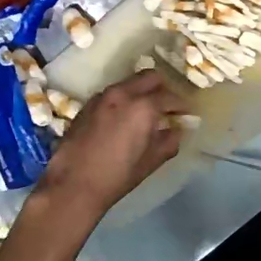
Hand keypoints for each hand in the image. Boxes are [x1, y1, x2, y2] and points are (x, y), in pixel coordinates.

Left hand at [42, 70, 186, 211]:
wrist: (74, 184)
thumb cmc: (119, 174)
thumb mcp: (153, 159)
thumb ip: (171, 139)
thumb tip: (177, 129)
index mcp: (143, 107)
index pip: (171, 97)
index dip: (183, 106)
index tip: (187, 114)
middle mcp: (122, 94)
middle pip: (150, 77)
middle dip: (163, 89)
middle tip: (167, 107)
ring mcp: (101, 98)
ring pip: (129, 84)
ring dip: (141, 93)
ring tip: (145, 114)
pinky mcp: (87, 106)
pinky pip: (112, 95)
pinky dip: (124, 101)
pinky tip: (123, 121)